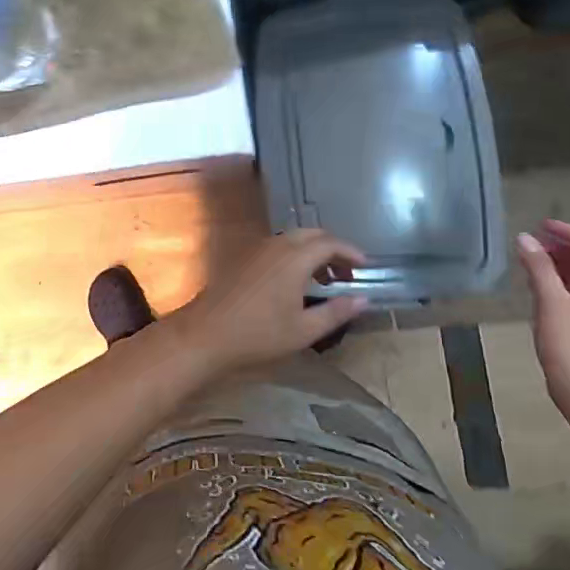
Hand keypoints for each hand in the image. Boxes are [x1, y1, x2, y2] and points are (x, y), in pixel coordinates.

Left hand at [167, 229, 367, 373]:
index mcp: (295, 257)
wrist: (204, 334)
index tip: (365, 266)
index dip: (351, 252)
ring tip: (324, 280)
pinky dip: (295, 255)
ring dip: (313, 252)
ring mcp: (257, 249)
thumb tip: (363, 300)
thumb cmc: (258, 335)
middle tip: (347, 272)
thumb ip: (336, 312)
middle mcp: (276, 244)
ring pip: (293, 239)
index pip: (331, 243)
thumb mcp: (303, 330)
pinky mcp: (243, 257)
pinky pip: (277, 246)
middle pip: (312, 234)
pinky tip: (295, 283)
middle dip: (333, 249)